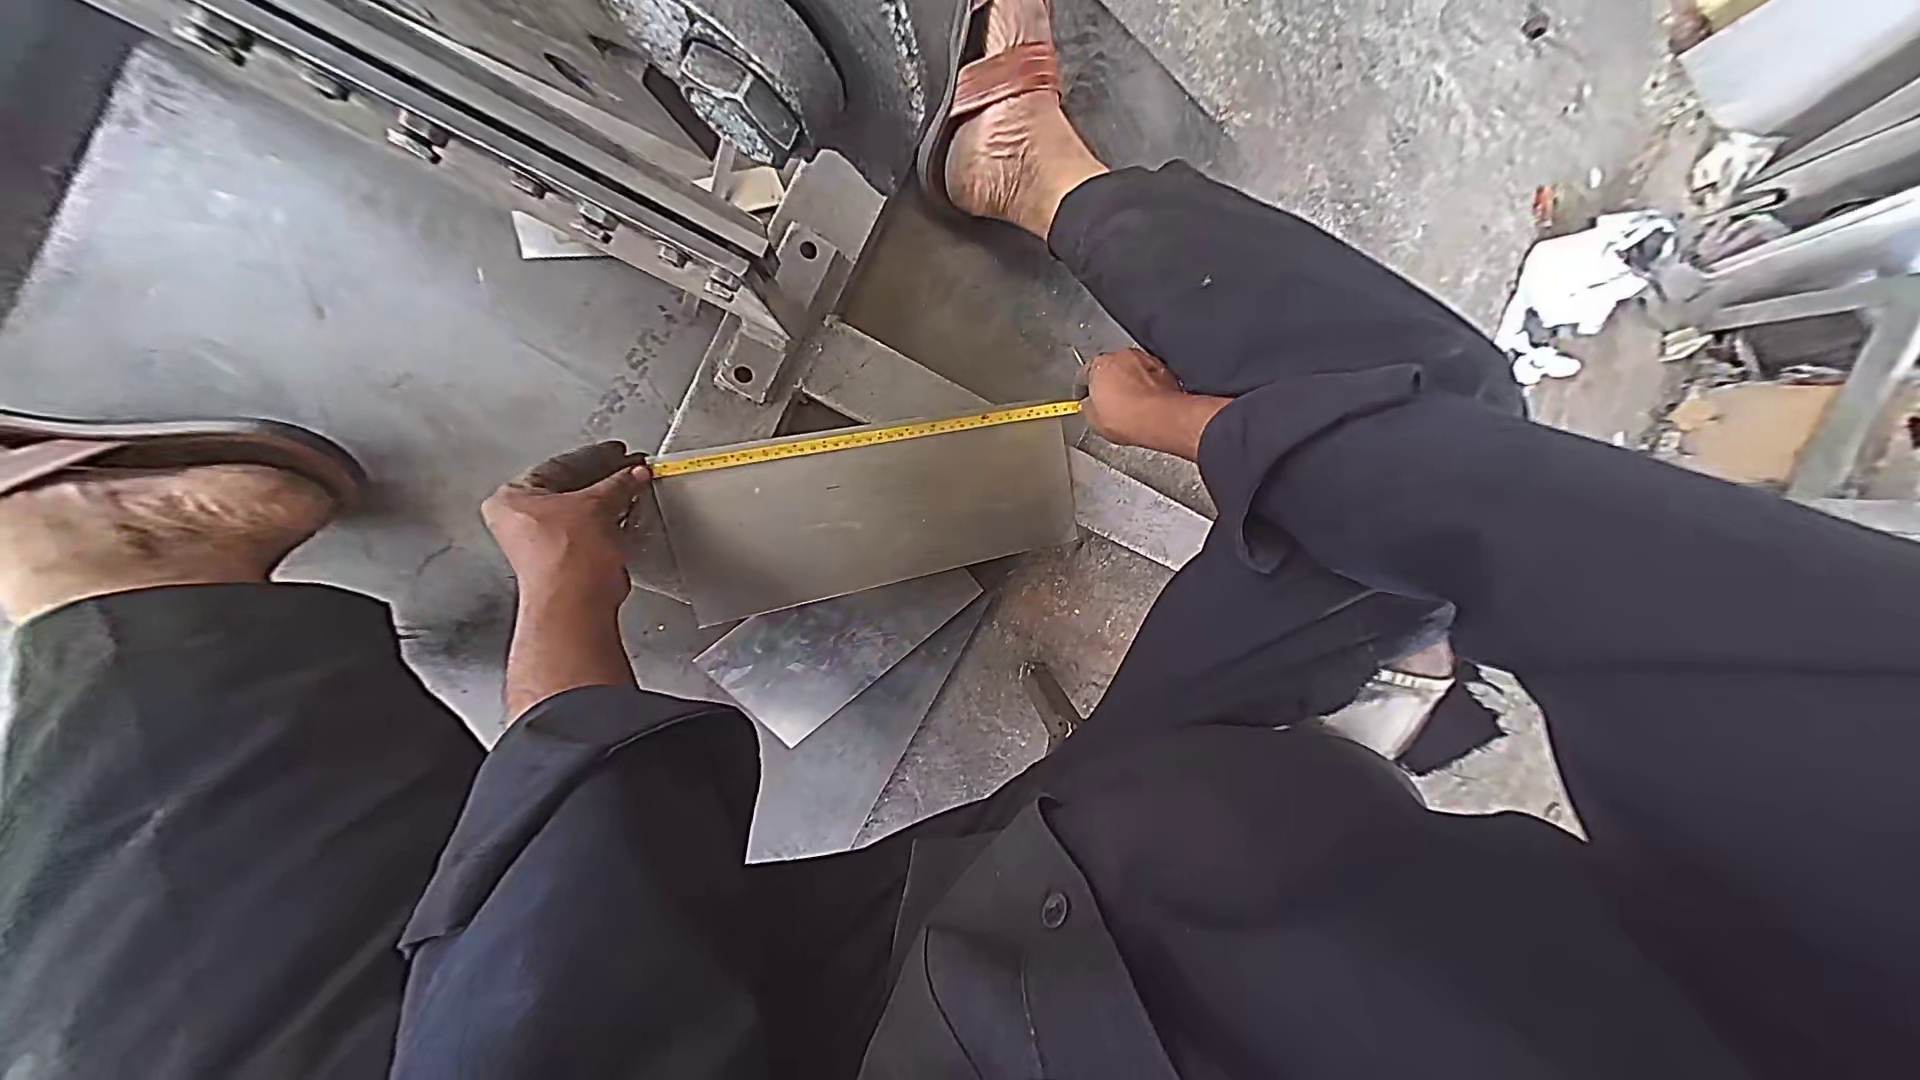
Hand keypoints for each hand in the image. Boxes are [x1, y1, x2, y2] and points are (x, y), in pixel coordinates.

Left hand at [482, 441, 649, 607]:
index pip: (559, 465)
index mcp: (512, 498)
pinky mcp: (568, 556)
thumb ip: (618, 483)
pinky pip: (592, 528)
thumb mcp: (596, 504)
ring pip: (583, 509)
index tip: (617, 452)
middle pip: (572, 487)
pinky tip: (629, 509)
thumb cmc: (566, 556)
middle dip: (606, 477)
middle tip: (631, 467)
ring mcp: (545, 540)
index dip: (594, 456)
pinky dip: (611, 518)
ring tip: (635, 485)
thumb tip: (633, 472)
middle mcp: (523, 519)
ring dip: (611, 498)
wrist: (577, 599)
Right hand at [1081, 348, 1230, 461]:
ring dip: (1129, 383)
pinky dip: (1146, 387)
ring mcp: (1145, 361)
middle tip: (1108, 404)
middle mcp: (1122, 356)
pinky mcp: (1164, 370)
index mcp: (1099, 364)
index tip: (1085, 399)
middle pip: (1109, 368)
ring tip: (1128, 406)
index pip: (1084, 374)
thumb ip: (1088, 406)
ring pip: (1131, 371)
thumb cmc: (1127, 416)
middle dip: (1108, 383)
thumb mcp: (1092, 419)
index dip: (1083, 390)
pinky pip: (1149, 377)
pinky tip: (1144, 405)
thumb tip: (1089, 406)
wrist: (1160, 418)